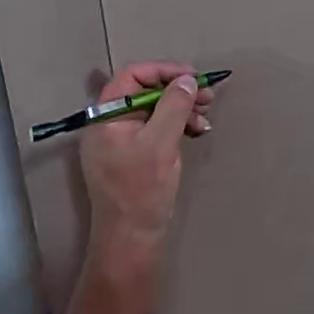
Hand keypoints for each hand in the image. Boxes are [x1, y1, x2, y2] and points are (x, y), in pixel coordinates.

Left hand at [79, 62, 215, 261]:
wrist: (131, 242)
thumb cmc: (142, 190)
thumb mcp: (161, 143)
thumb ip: (174, 106)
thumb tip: (187, 80)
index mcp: (106, 115)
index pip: (133, 76)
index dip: (164, 71)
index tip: (193, 77)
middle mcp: (109, 122)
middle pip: (145, 91)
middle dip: (177, 91)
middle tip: (208, 97)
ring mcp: (120, 140)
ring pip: (153, 110)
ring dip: (181, 108)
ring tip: (206, 117)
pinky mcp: (133, 155)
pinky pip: (155, 129)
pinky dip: (176, 126)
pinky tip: (197, 131)